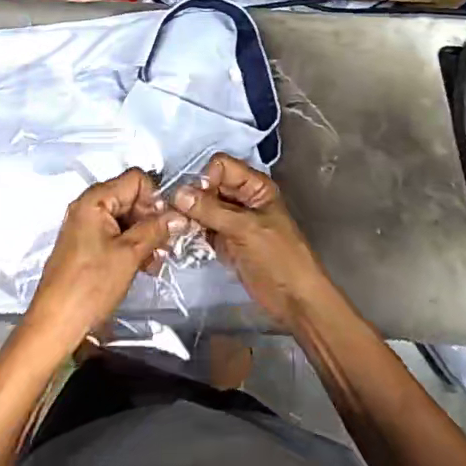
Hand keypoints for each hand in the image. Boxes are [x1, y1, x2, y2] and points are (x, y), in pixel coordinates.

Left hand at [27, 168, 177, 340]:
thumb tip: (181, 216)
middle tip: (165, 243)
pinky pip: (116, 234)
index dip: (155, 198)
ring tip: (157, 259)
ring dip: (145, 234)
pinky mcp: (85, 246)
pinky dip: (132, 245)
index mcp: (95, 200)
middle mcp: (88, 206)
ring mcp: (85, 227)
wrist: (53, 329)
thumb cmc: (90, 286)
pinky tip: (145, 265)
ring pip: (126, 217)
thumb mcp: (130, 254)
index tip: (164, 224)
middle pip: (132, 197)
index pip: (137, 179)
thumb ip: (157, 228)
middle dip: (152, 218)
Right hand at [171, 153, 334, 329]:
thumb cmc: (278, 257)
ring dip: (188, 216)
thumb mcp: (246, 229)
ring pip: (203, 208)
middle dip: (190, 198)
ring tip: (173, 229)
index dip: (204, 178)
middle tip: (172, 216)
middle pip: (209, 186)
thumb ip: (213, 210)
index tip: (189, 199)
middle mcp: (242, 198)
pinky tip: (178, 239)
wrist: (293, 298)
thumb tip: (178, 193)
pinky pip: (203, 229)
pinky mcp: (224, 242)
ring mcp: (232, 221)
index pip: (222, 167)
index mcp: (255, 186)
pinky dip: (191, 233)